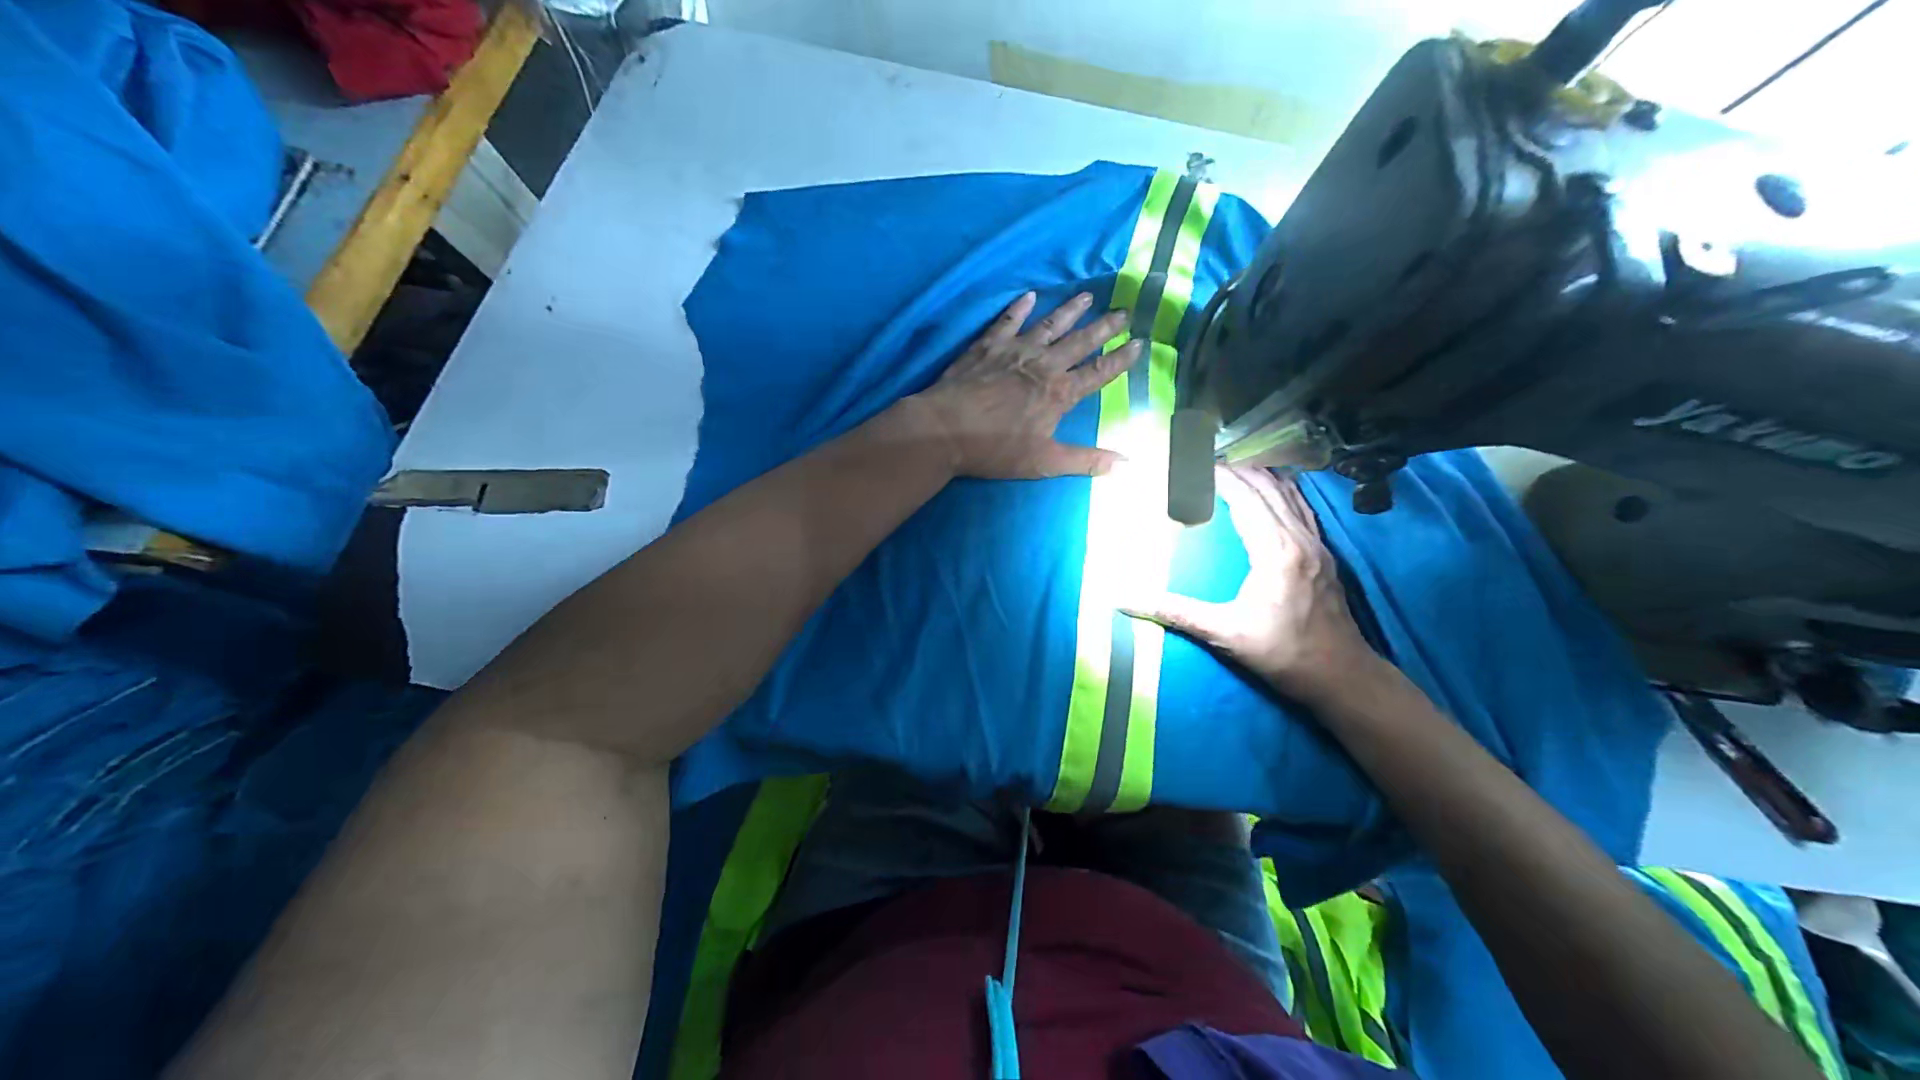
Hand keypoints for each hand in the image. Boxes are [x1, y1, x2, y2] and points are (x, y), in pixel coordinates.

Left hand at [906, 291, 1142, 478]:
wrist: (945, 428)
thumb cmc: (994, 450)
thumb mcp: (1043, 463)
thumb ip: (1085, 461)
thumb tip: (1125, 464)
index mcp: (1059, 394)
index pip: (1098, 373)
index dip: (1120, 359)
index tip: (1139, 342)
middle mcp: (1043, 365)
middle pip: (1079, 342)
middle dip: (1103, 327)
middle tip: (1123, 310)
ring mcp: (1014, 351)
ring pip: (1049, 325)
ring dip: (1070, 310)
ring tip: (1087, 295)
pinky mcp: (987, 345)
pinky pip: (1008, 321)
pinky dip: (1020, 307)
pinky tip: (1030, 295)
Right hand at [1125, 466, 1384, 706]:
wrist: (1342, 676)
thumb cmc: (1283, 655)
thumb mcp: (1224, 634)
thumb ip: (1176, 613)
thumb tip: (1124, 601)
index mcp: (1277, 551)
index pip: (1245, 496)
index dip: (1217, 476)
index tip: (1189, 465)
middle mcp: (1301, 538)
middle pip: (1268, 486)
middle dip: (1236, 469)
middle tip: (1202, 464)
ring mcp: (1318, 544)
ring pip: (1290, 493)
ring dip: (1260, 476)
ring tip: (1231, 468)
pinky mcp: (1324, 554)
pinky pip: (1301, 507)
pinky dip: (1280, 491)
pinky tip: (1268, 493)